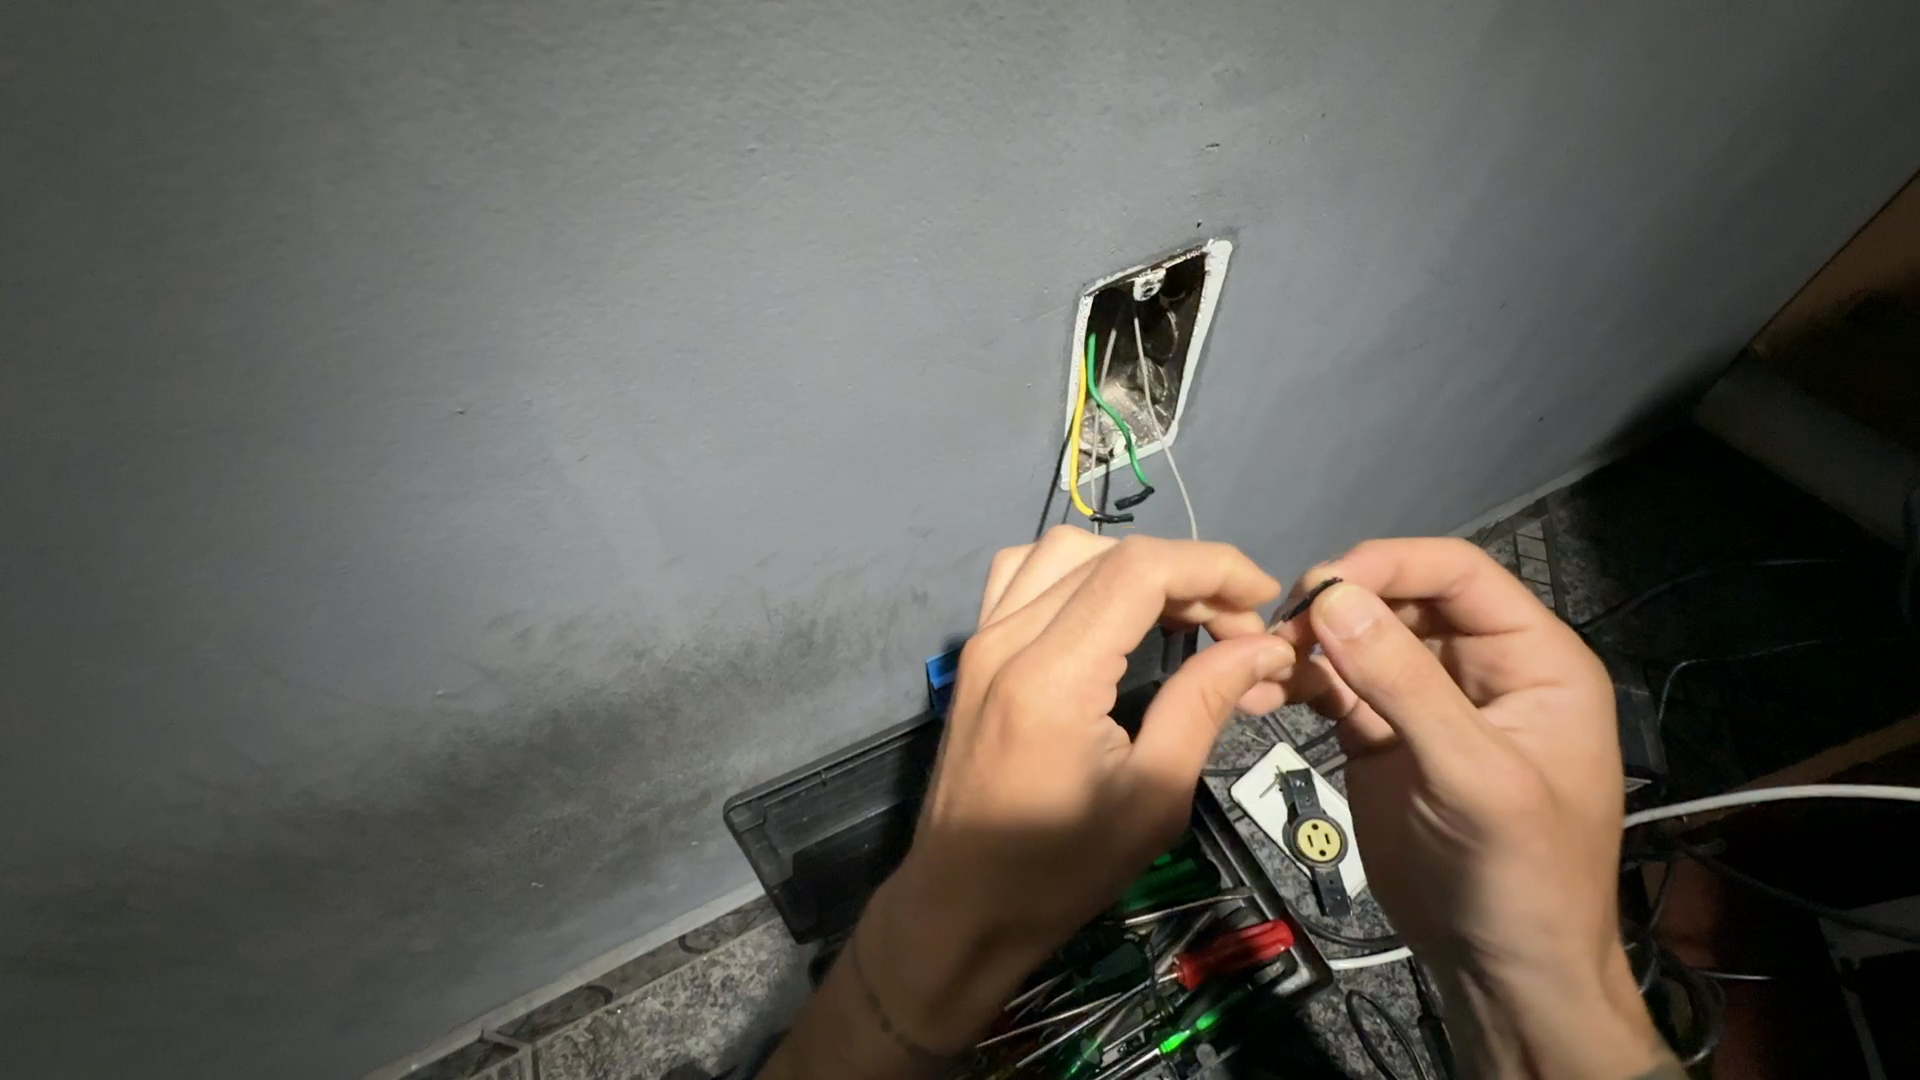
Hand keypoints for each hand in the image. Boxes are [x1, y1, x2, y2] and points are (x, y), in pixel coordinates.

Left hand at [902, 528, 1294, 969]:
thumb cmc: (1060, 868)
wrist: (963, 900)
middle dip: (1185, 573)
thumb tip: (1265, 646)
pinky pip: (1020, 574)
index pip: (1138, 571)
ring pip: (1060, 551)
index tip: (1262, 599)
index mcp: (1052, 676)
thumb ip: (1205, 704)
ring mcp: (981, 638)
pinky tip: (1103, 609)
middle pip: (1107, 555)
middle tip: (1232, 627)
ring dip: (1128, 565)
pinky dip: (1073, 571)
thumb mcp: (1152, 797)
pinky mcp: (973, 650)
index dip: (1212, 567)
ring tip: (1175, 613)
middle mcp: (1008, 638)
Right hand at [1260, 539, 1670, 1077]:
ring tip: (1258, 663)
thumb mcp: (1472, 775)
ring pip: (1353, 639)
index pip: (1456, 573)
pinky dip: (1291, 683)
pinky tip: (1257, 693)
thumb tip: (1331, 595)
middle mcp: (1472, 665)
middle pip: (1395, 599)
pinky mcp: (1375, 729)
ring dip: (1303, 645)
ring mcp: (1418, 697)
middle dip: (1335, 607)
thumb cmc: (1517, 873)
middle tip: (1279, 631)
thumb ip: (1403, 681)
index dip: (1389, 564)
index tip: (1320, 585)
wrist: (1495, 968)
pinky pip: (1329, 685)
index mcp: (1528, 659)